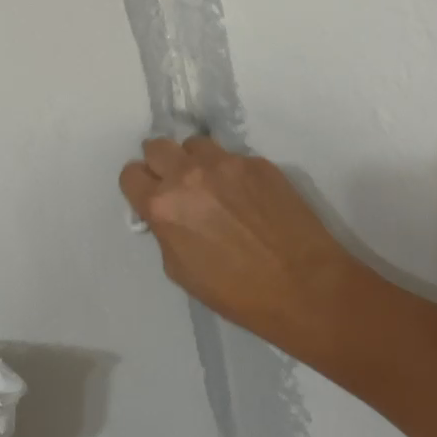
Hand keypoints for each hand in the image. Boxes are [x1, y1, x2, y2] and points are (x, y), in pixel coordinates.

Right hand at [119, 137, 364, 350]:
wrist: (305, 286)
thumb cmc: (237, 293)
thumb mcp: (180, 271)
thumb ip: (165, 231)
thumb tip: (167, 216)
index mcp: (162, 205)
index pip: (131, 173)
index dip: (139, 186)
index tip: (150, 196)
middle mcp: (189, 175)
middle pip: (157, 146)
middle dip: (161, 163)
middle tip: (176, 184)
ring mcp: (226, 164)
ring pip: (195, 144)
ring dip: (195, 161)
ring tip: (213, 186)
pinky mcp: (258, 163)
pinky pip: (232, 157)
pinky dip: (231, 172)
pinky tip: (248, 198)